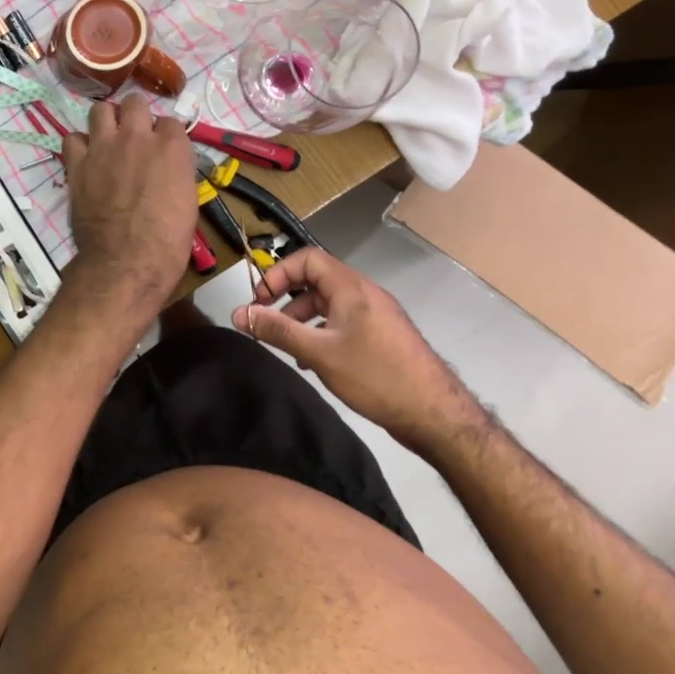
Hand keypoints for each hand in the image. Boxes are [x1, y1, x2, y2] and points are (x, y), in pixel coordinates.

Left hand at [61, 95, 195, 315]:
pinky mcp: (78, 163)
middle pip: (135, 102)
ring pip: (100, 109)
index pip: (170, 122)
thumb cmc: (168, 240)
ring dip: (105, 120)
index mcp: (172, 147)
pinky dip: (78, 145)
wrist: (127, 259)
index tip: (162, 148)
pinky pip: (72, 138)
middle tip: (133, 135)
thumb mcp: (187, 201)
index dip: (165, 135)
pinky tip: (84, 158)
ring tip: (107, 137)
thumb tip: (166, 168)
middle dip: (135, 115)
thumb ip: (175, 172)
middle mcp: (137, 137)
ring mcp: (104, 147)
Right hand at [231, 246, 483, 450]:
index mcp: (352, 288)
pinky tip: (313, 360)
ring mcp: (377, 315)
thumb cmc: (375, 376)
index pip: (307, 259)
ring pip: (329, 303)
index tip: (260, 301)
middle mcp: (365, 294)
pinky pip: (343, 321)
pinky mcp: (382, 336)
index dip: (278, 273)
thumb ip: (276, 330)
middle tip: (267, 322)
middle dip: (286, 298)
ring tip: (287, 346)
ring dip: (302, 318)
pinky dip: (321, 331)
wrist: (436, 414)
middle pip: (317, 280)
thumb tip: (238, 313)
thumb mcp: (318, 353)